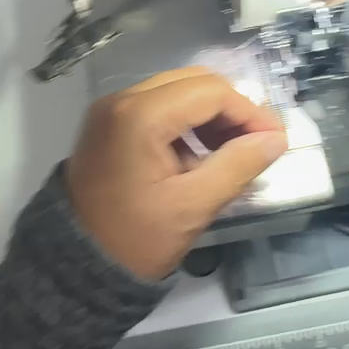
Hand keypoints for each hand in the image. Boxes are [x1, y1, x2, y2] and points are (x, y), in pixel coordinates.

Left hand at [66, 67, 288, 279]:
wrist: (73, 266)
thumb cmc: (134, 240)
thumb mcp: (193, 206)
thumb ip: (238, 165)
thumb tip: (275, 139)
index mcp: (139, 115)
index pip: (211, 92)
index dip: (249, 112)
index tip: (275, 141)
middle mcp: (121, 99)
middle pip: (194, 82)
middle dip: (230, 110)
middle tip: (255, 145)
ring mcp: (111, 109)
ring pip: (177, 91)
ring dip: (209, 115)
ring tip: (230, 153)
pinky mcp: (108, 123)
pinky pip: (157, 106)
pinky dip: (185, 122)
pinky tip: (199, 156)